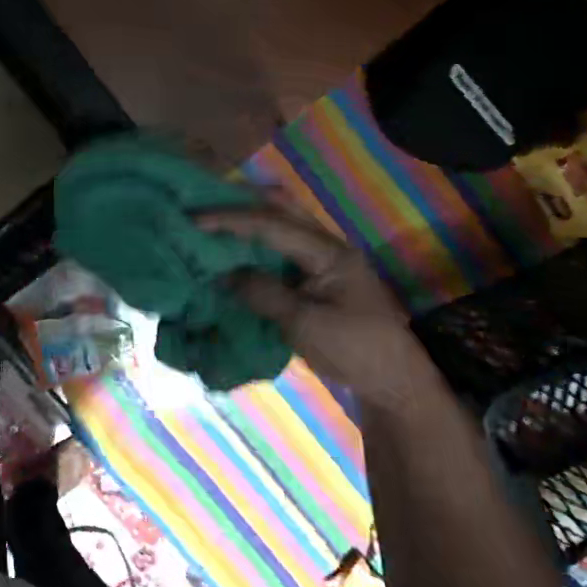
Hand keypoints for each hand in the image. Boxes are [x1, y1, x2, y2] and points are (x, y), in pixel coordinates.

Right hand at [195, 193, 425, 398]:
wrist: (394, 383)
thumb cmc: (356, 352)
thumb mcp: (305, 324)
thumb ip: (264, 293)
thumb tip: (223, 274)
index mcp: (329, 253)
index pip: (271, 225)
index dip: (229, 220)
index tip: (193, 220)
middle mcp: (327, 247)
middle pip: (281, 208)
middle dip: (241, 202)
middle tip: (202, 206)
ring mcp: (322, 262)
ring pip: (280, 225)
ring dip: (247, 221)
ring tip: (210, 225)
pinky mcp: (315, 279)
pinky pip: (279, 249)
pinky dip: (253, 245)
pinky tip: (232, 252)